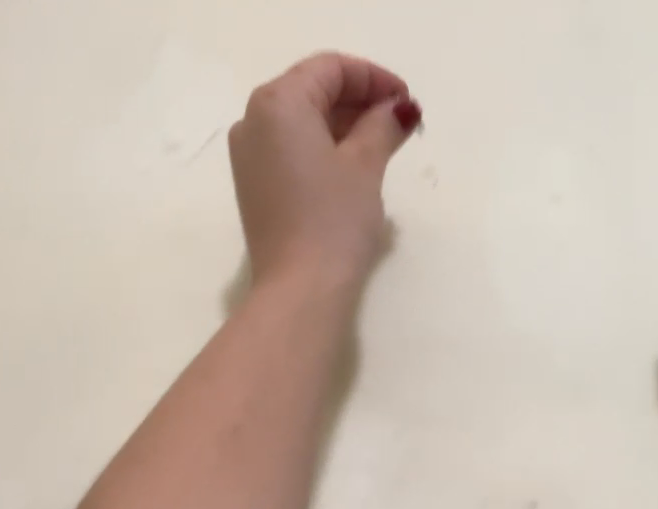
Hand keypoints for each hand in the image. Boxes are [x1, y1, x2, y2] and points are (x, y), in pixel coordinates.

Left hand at [228, 53, 420, 288]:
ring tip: (385, 147)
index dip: (374, 78)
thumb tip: (398, 110)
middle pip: (312, 92)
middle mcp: (254, 121)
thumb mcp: (365, 167)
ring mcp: (251, 157)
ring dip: (344, 127)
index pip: (330, 69)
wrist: (300, 290)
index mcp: (278, 103)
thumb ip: (382, 127)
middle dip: (359, 102)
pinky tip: (355, 169)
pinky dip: (325, 150)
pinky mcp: (257, 188)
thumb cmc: (334, 221)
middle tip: (401, 124)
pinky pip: (292, 152)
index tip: (407, 102)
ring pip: (302, 124)